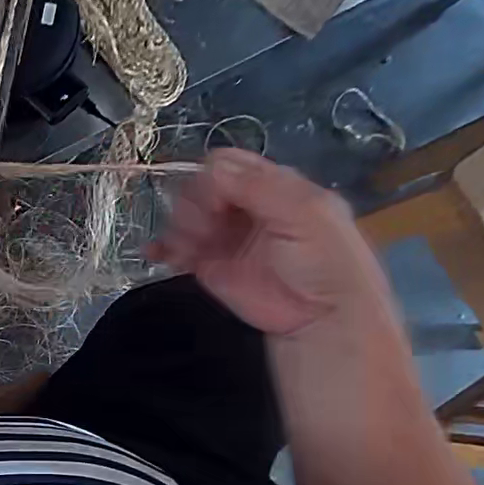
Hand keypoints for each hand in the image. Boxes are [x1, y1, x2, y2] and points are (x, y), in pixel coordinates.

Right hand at [148, 149, 394, 342]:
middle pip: (199, 189)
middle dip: (194, 204)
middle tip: (207, 226)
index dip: (213, 178)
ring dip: (179, 226)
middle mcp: (243, 208)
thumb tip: (212, 168)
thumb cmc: (325, 261)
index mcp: (270, 186)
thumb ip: (261, 187)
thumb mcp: (307, 213)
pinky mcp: (207, 266)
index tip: (216, 202)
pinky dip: (162, 248)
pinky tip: (158, 252)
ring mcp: (223, 237)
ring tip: (193, 246)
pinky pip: (175, 249)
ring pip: (183, 216)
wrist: (320, 318)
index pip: (227, 166)